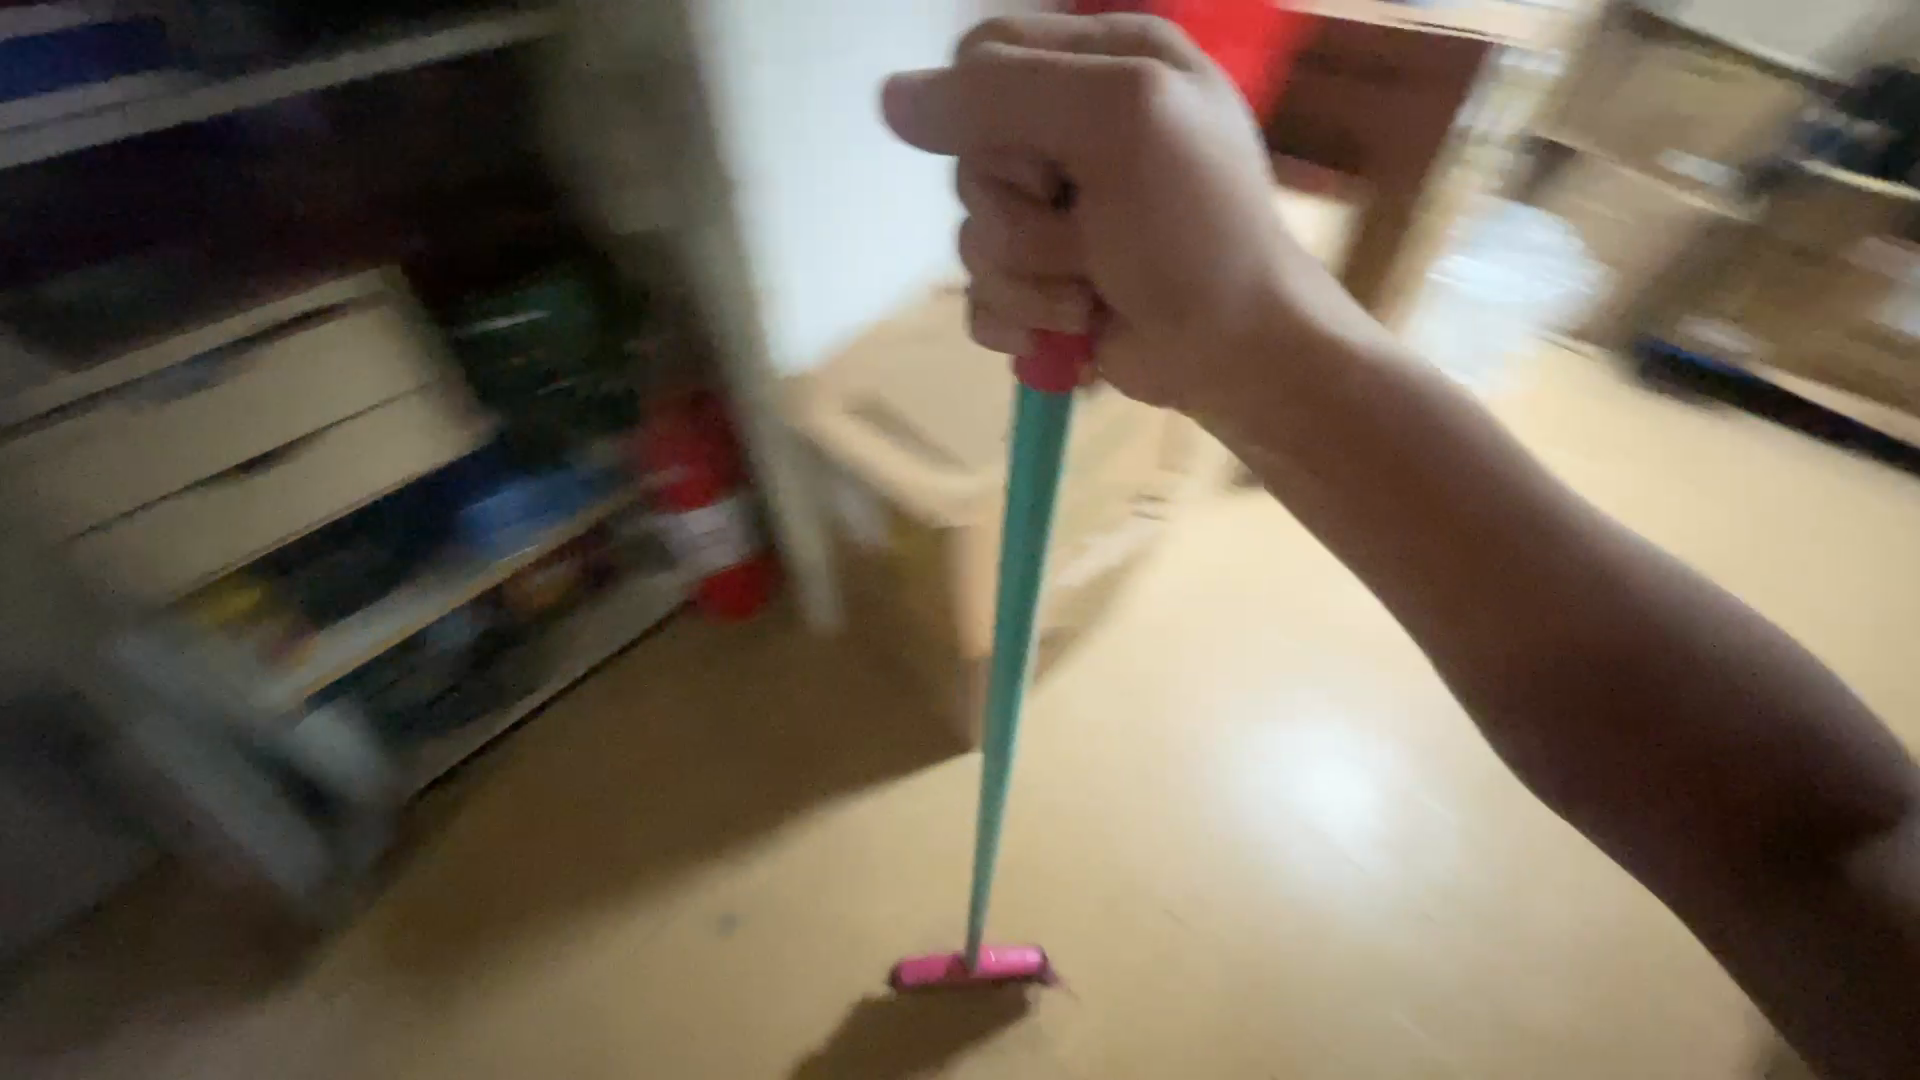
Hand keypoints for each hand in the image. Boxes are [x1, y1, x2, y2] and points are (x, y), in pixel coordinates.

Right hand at [881, 13, 1380, 414]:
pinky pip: (978, 299)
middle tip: (1088, 235)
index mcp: (1097, 68)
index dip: (987, 119)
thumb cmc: (1195, 229)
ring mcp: (1051, 220)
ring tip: (1089, 296)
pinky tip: (1060, 333)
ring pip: (971, 240)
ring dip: (1026, 282)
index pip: (981, 61)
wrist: (1231, 348)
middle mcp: (1067, 137)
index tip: (1046, 163)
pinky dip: (1015, 322)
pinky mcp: (1039, 287)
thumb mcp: (1118, 123)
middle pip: (969, 161)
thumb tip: (887, 100)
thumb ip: (1003, 95)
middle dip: (1020, 219)